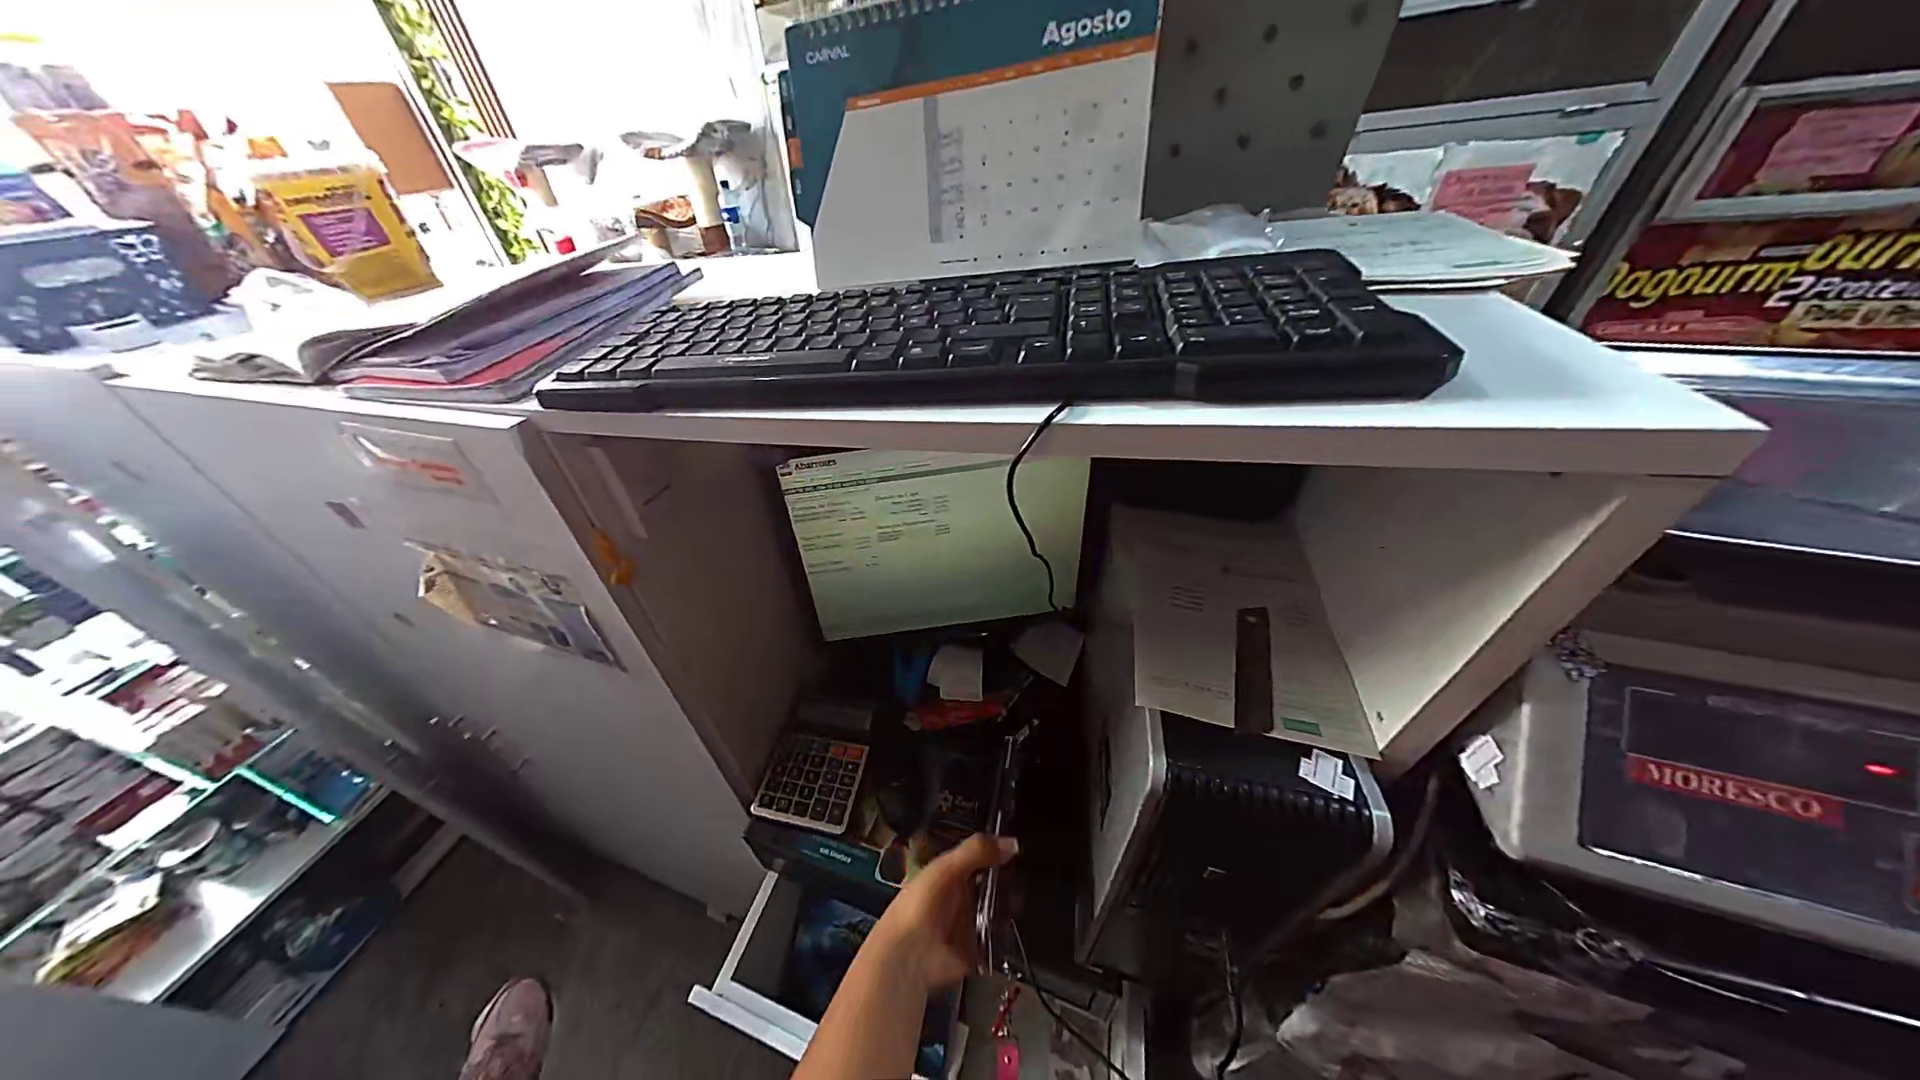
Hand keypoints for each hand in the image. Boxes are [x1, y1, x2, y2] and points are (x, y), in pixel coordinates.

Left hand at [868, 833, 1018, 991]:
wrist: (909, 957)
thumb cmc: (920, 906)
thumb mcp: (947, 868)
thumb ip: (977, 851)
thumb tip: (1012, 842)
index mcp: (948, 873)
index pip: (978, 858)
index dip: (997, 853)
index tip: (1018, 850)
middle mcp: (959, 897)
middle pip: (992, 885)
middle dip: (1008, 882)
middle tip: (1024, 878)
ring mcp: (967, 925)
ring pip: (998, 912)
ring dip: (1010, 908)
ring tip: (1024, 901)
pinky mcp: (975, 951)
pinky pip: (998, 942)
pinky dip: (1008, 937)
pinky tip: (1020, 927)